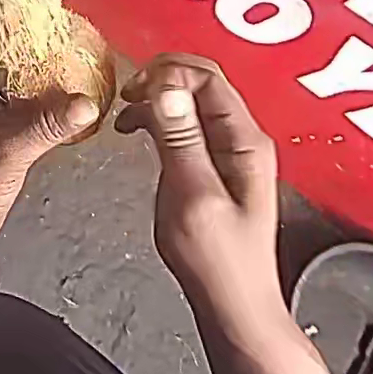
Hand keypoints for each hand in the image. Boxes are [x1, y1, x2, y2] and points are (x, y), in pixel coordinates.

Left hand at [0, 35, 100, 247]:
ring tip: (54, 48)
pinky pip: (17, 104)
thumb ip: (47, 126)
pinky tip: (59, 91)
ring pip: (1, 80)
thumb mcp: (9, 151)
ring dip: (23, 67)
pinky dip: (34, 95)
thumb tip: (86, 102)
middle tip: (40, 23)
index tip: (3, 4)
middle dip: (8, 39)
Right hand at [115, 54, 280, 311]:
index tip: (135, 89)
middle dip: (163, 77)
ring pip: (192, 99)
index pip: (208, 80)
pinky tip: (138, 127)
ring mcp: (228, 149)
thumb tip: (166, 90)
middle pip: (203, 81)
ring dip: (158, 96)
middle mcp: (240, 138)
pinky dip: (159, 117)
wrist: (232, 299)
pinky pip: (185, 123)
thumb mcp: (192, 196)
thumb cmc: (217, 259)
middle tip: (128, 91)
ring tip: (127, 109)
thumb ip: (180, 140)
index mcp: (244, 141)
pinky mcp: (212, 162)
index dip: (168, 74)